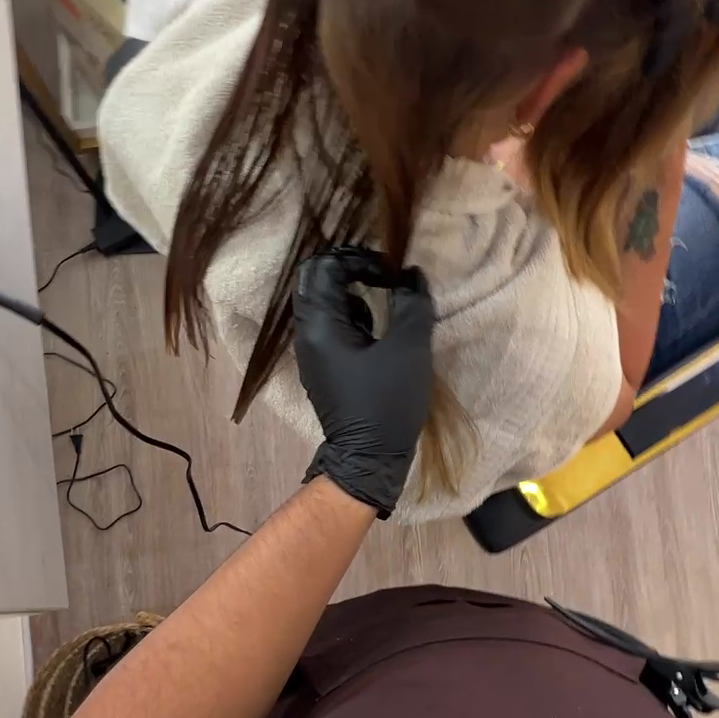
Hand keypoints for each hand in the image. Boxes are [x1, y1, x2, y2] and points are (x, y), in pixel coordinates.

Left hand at [292, 247, 437, 517]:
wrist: (368, 458)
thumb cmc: (386, 403)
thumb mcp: (408, 349)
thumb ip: (412, 304)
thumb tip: (411, 274)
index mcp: (320, 325)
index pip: (326, 266)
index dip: (360, 259)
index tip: (392, 272)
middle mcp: (307, 335)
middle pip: (317, 280)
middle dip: (351, 271)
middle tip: (384, 277)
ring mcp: (311, 353)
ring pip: (322, 304)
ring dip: (351, 294)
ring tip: (382, 308)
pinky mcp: (322, 367)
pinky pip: (330, 327)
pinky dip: (350, 318)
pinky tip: (374, 335)